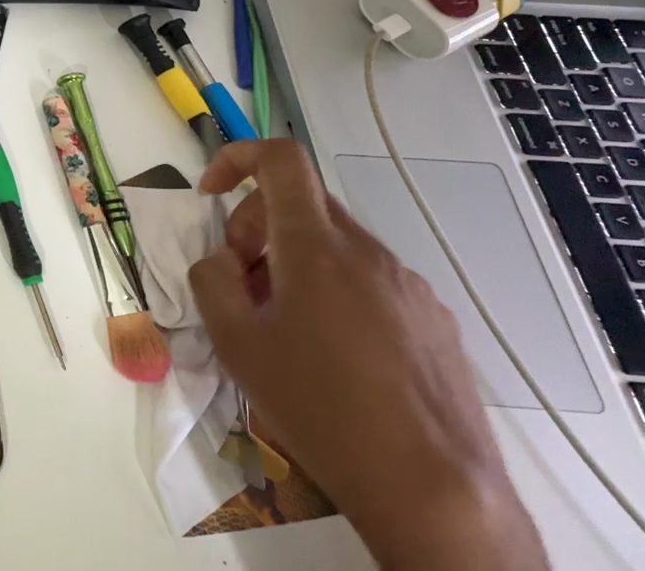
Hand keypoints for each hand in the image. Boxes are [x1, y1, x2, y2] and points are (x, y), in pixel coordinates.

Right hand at [191, 140, 545, 570]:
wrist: (432, 488)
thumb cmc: (318, 407)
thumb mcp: (235, 343)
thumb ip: (212, 280)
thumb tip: (223, 259)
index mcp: (317, 248)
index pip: (281, 160)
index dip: (237, 158)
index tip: (210, 194)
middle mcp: (369, 253)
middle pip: (303, 204)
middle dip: (256, 227)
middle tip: (240, 282)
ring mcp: (410, 286)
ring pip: (336, 245)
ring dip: (294, 262)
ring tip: (282, 326)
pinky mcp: (434, 321)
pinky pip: (370, 281)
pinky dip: (334, 291)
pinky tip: (331, 353)